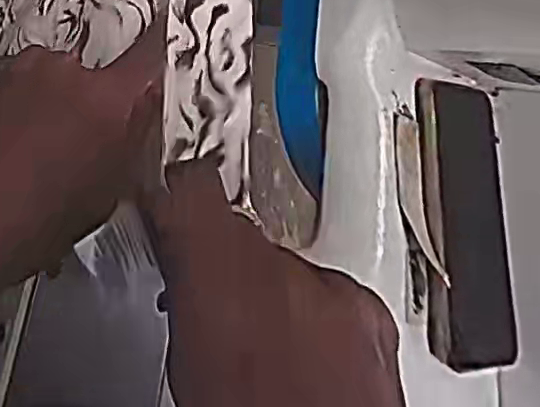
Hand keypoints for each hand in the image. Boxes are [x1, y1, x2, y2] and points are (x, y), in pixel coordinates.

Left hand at [0, 24, 163, 324]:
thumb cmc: (34, 223)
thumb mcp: (103, 195)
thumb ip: (131, 140)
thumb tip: (146, 106)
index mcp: (107, 103)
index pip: (153, 52)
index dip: (168, 37)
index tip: (175, 26)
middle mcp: (72, 70)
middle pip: (107, 70)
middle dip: (106, 98)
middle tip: (91, 138)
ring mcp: (34, 65)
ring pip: (71, 75)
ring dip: (69, 98)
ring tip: (48, 144)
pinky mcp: (4, 69)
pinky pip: (40, 76)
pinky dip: (40, 96)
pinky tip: (24, 135)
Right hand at [144, 162, 404, 406]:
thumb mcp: (188, 358)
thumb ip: (186, 287)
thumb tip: (179, 255)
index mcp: (216, 270)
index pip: (194, 186)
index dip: (181, 181)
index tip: (174, 183)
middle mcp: (275, 266)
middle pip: (242, 228)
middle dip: (227, 254)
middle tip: (216, 300)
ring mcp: (325, 286)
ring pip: (286, 260)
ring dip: (274, 286)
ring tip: (266, 344)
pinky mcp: (365, 311)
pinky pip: (331, 290)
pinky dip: (317, 311)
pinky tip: (308, 356)